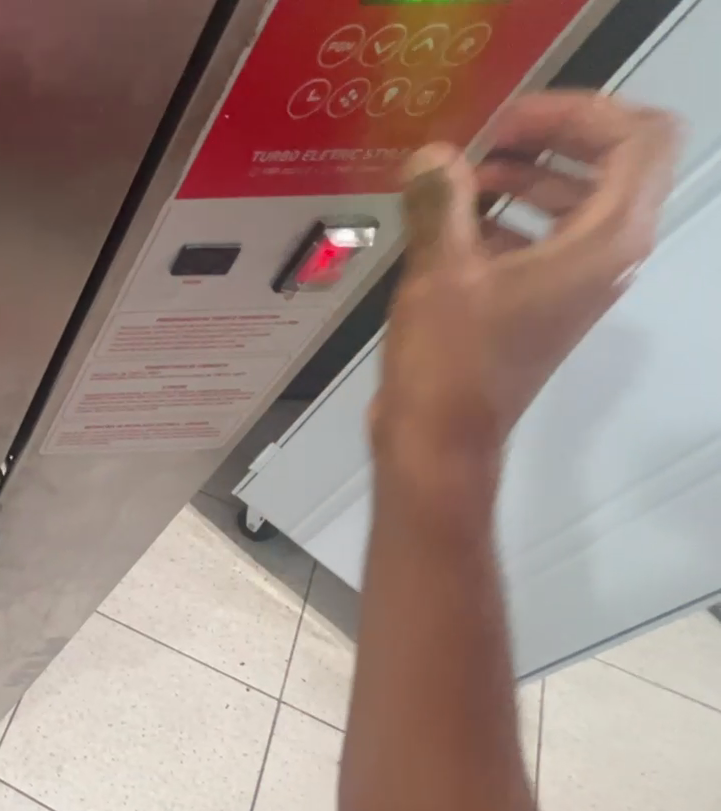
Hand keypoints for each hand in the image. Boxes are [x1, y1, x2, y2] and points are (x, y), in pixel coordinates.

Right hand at [373, 92, 679, 459]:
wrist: (438, 437)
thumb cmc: (450, 359)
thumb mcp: (439, 276)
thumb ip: (440, 207)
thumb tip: (433, 155)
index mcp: (606, 240)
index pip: (637, 139)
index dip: (577, 113)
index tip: (506, 119)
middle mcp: (607, 256)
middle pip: (610, 167)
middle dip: (549, 143)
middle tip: (481, 143)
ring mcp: (573, 284)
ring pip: (571, 207)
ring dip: (522, 183)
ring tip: (457, 184)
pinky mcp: (537, 306)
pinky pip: (538, 245)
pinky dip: (502, 225)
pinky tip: (447, 232)